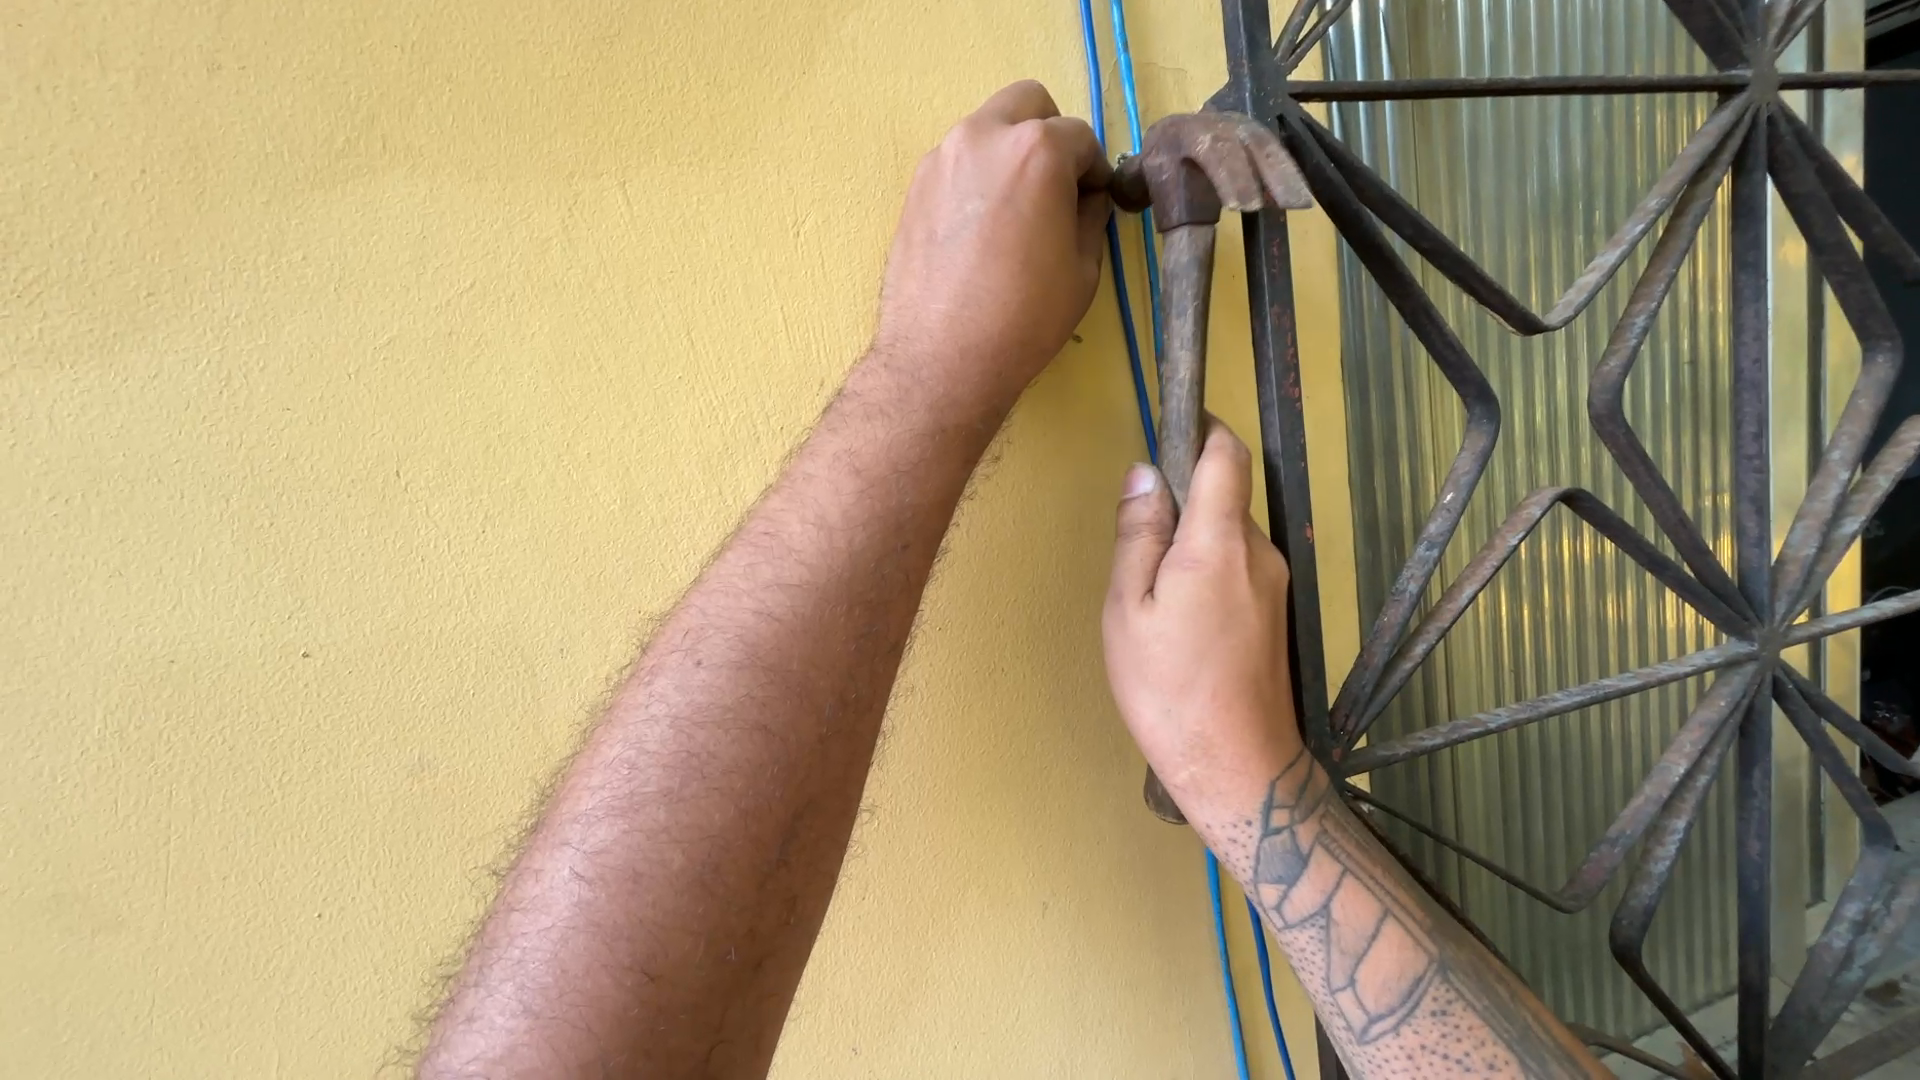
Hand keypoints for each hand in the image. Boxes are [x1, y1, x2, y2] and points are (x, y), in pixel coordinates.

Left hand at [873, 80, 1111, 406]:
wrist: (942, 360)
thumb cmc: (1023, 320)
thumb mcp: (1083, 271)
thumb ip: (1092, 218)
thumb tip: (1087, 198)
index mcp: (1036, 149)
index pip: (1080, 137)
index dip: (1093, 172)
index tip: (1091, 204)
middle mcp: (983, 137)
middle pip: (1027, 105)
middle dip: (1049, 138)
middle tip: (1053, 192)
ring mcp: (940, 159)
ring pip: (985, 133)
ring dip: (1007, 157)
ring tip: (1011, 217)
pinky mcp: (913, 190)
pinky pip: (955, 166)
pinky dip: (974, 181)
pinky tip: (977, 234)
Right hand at [1102, 420, 1299, 819]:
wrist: (1237, 765)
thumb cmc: (1167, 688)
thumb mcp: (1128, 609)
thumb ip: (1138, 535)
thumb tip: (1145, 473)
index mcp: (1219, 543)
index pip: (1226, 454)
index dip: (1201, 429)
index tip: (1169, 432)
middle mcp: (1259, 551)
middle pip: (1225, 495)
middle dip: (1182, 502)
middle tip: (1136, 550)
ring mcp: (1275, 582)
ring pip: (1229, 533)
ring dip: (1191, 542)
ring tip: (1153, 597)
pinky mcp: (1277, 609)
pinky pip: (1238, 565)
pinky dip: (1207, 569)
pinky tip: (1179, 618)